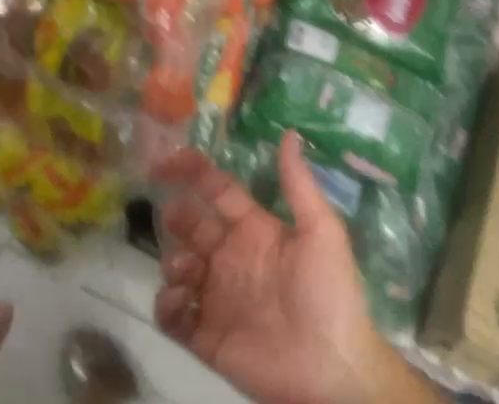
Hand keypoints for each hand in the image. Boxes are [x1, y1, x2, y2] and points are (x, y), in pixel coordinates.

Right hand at [152, 132, 432, 403]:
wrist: (331, 367)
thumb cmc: (330, 292)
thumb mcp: (322, 230)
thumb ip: (298, 183)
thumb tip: (289, 132)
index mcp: (257, 231)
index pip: (220, 193)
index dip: (196, 173)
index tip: (169, 160)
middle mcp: (233, 259)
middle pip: (192, 228)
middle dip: (178, 217)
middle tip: (174, 216)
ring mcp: (217, 297)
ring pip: (178, 268)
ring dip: (174, 261)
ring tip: (188, 270)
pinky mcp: (205, 336)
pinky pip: (172, 315)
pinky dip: (167, 304)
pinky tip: (182, 301)